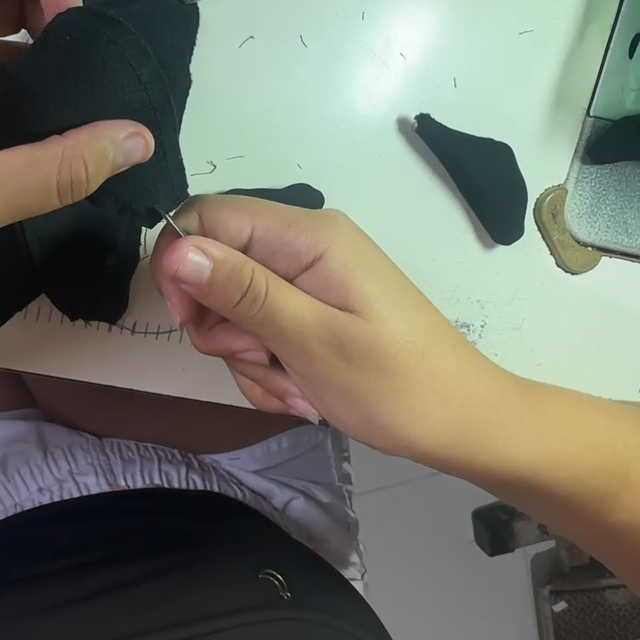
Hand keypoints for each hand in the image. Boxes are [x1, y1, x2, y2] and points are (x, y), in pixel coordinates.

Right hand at [149, 196, 510, 457]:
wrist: (462, 423)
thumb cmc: (396, 384)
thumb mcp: (312, 339)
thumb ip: (244, 291)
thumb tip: (177, 249)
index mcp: (307, 235)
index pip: (208, 216)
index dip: (181, 262)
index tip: (188, 319)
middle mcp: (302, 245)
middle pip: (214, 267)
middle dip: (222, 326)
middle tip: (261, 360)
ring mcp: (305, 278)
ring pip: (230, 308)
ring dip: (246, 356)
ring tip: (294, 387)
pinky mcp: (308, 307)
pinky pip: (256, 330)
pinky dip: (264, 366)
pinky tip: (300, 390)